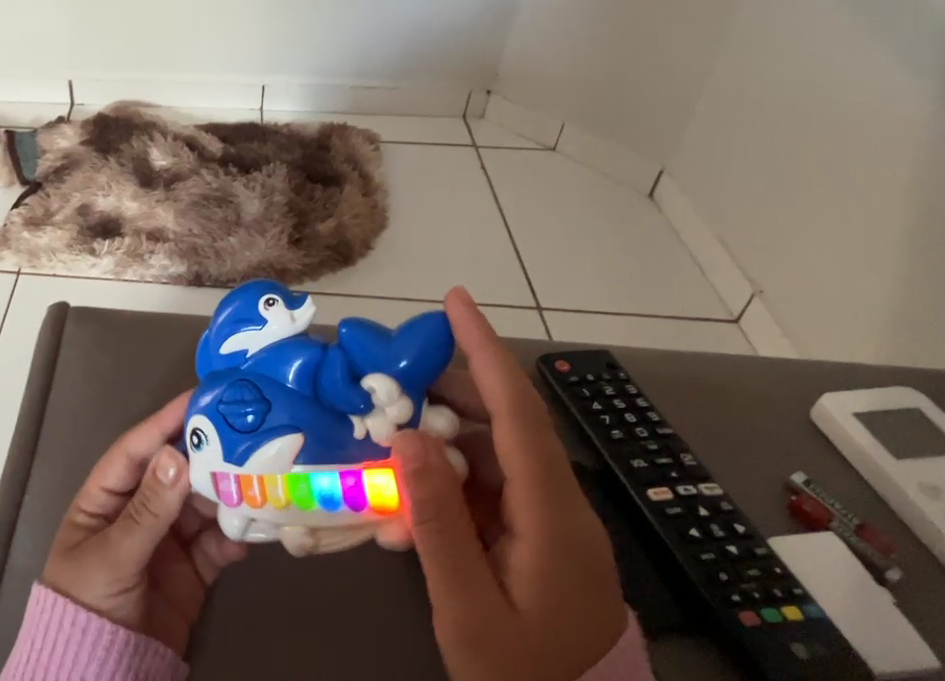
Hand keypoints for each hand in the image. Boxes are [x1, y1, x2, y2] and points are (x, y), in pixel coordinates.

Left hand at [40, 391, 249, 654]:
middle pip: (177, 473)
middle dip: (208, 456)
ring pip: (202, 505)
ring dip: (227, 494)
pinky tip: (253, 529)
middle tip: (245, 434)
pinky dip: (236, 536)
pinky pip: (218, 544)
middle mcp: (139, 511)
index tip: (200, 397)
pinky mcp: (192, 572)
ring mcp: (167, 541)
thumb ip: (147, 511)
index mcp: (106, 497)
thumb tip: (176, 456)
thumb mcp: (112, 555)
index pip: (138, 450)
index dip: (166, 422)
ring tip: (257, 479)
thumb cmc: (87, 603)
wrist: (98, 673)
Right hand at [390, 286, 628, 680]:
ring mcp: (553, 526)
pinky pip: (491, 495)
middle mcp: (560, 507)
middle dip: (444, 398)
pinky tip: (408, 513)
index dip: (485, 349)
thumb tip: (406, 436)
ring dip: (438, 450)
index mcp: (553, 516)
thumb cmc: (522, 675)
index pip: (517, 411)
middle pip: (503, 426)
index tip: (454, 301)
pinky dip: (448, 490)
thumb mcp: (467, 606)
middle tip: (387, 389)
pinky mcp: (541, 544)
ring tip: (384, 454)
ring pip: (491, 460)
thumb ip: (436, 520)